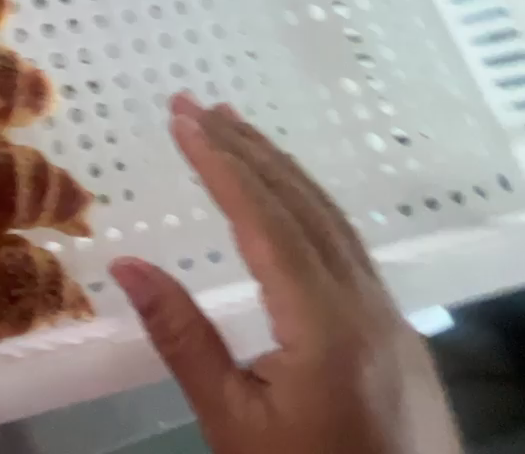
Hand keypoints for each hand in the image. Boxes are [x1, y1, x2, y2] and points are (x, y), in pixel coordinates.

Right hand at [111, 96, 462, 453]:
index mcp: (328, 330)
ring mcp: (392, 318)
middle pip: (303, 205)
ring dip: (277, 164)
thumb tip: (127, 265)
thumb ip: (183, 339)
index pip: (267, 222)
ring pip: (331, 219)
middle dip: (244, 147)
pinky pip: (345, 243)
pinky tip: (280, 193)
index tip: (181, 120)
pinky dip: (303, 199)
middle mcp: (369, 309)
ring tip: (231, 124)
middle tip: (193, 103)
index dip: (221, 165)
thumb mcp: (233, 426)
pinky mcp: (397, 333)